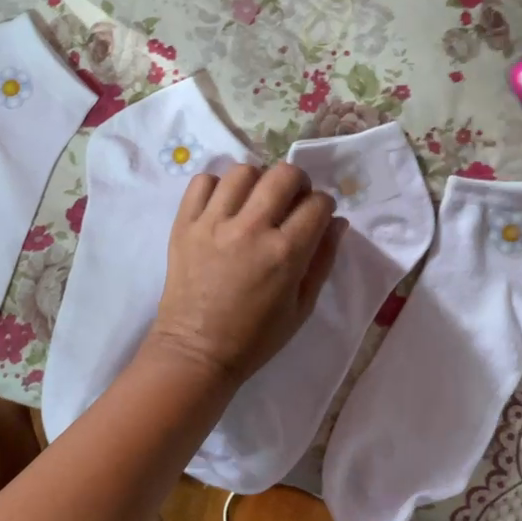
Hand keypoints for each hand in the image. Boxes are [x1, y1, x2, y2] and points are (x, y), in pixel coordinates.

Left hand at [145, 164, 342, 387]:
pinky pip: (201, 181)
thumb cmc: (255, 336)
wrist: (196, 349)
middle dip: (296, 182)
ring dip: (256, 180)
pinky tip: (223, 205)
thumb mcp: (302, 307)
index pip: (317, 203)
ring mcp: (212, 223)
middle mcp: (250, 229)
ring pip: (242, 171)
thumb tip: (337, 221)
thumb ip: (323, 260)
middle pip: (283, 175)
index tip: (316, 216)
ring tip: (254, 200)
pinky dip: (216, 186)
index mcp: (285, 253)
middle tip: (290, 200)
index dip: (323, 206)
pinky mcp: (184, 224)